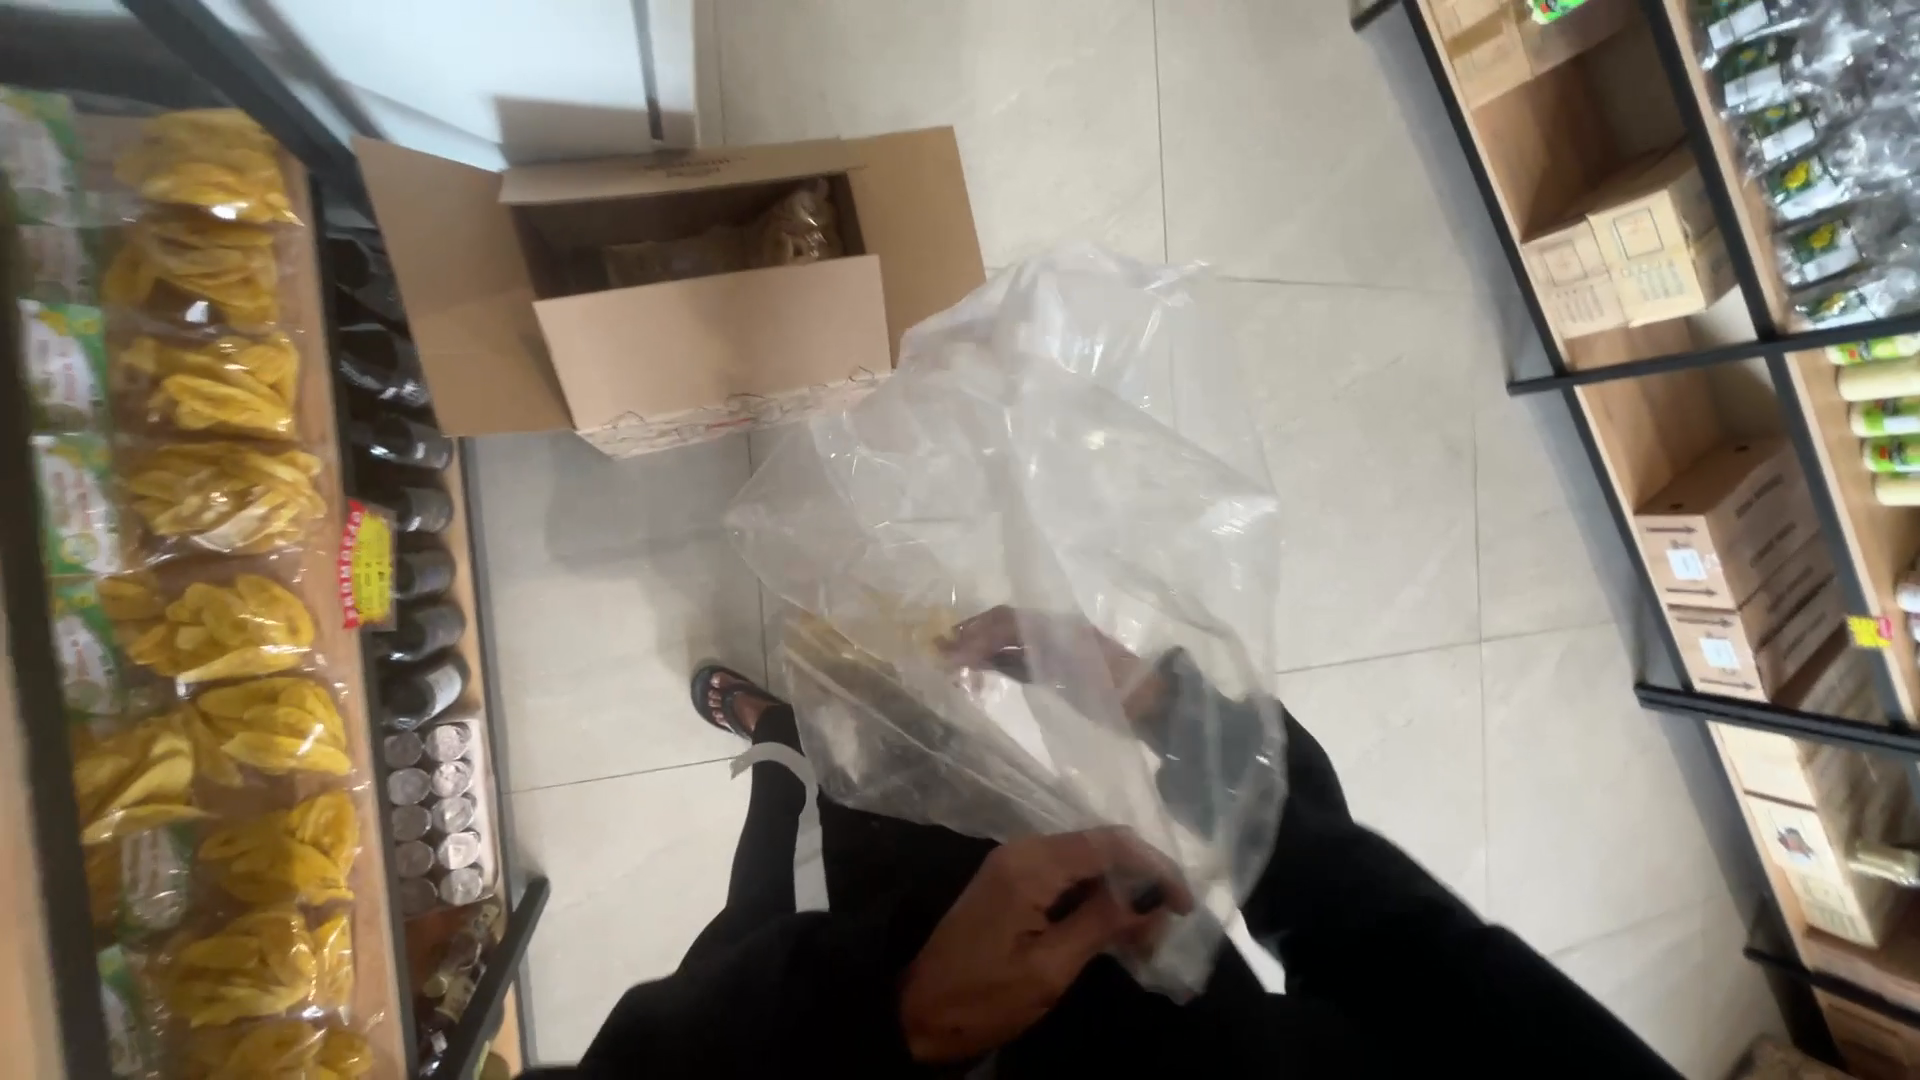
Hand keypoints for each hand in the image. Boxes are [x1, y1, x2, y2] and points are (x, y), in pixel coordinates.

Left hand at [898, 827, 1193, 1062]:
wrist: (918, 1009)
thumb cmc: (984, 995)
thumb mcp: (1050, 968)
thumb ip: (1101, 924)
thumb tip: (1151, 897)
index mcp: (1032, 864)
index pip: (1109, 844)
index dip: (1154, 867)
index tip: (1184, 905)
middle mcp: (1024, 848)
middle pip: (1099, 844)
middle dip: (1139, 878)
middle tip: (1167, 924)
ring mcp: (1015, 860)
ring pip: (1085, 858)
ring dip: (1119, 888)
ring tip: (1146, 933)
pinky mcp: (1011, 878)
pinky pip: (1065, 872)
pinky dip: (1094, 894)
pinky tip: (1112, 926)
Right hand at [938, 606, 1167, 724]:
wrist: (1151, 703)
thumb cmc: (1114, 692)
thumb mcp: (1072, 676)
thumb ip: (1026, 665)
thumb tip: (983, 656)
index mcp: (1056, 626)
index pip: (1006, 622)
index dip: (976, 635)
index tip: (950, 655)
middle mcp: (1053, 627)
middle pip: (1003, 622)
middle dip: (971, 635)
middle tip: (941, 653)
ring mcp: (1055, 642)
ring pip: (1008, 635)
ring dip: (979, 644)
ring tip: (953, 660)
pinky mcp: (1056, 661)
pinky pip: (1018, 651)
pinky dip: (995, 656)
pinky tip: (980, 667)